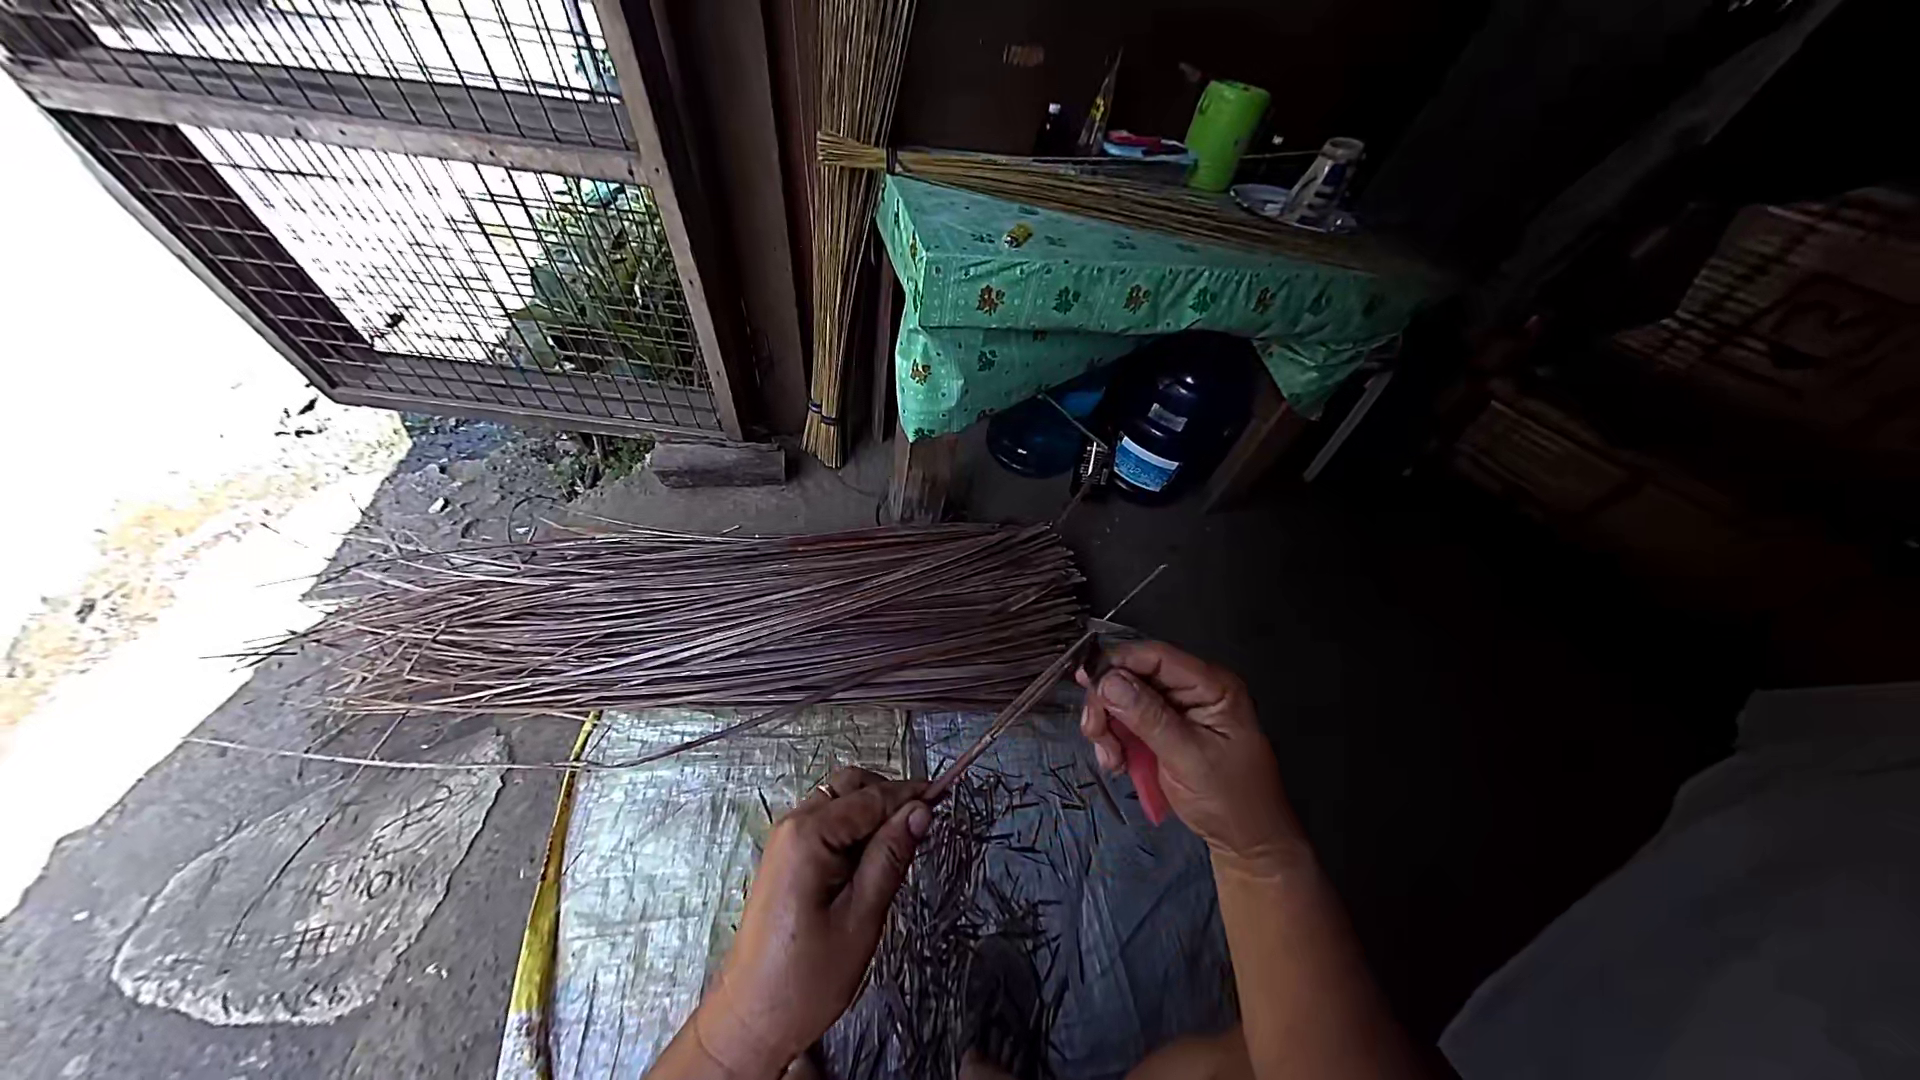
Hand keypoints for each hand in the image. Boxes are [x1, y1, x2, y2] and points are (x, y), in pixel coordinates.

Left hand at [690, 767, 930, 1076]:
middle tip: (925, 822)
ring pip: (840, 801)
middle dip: (890, 795)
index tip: (944, 798)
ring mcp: (786, 839)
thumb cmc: (806, 978)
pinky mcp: (787, 856)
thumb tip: (921, 810)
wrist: (750, 1021)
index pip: (871, 797)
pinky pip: (828, 823)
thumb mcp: (861, 918)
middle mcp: (793, 824)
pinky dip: (856, 827)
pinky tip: (875, 857)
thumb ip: (891, 856)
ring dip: (874, 810)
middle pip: (851, 785)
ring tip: (904, 843)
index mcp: (809, 834)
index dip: (910, 795)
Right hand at [1078, 641, 1303, 875]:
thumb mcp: (1189, 758)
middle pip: (1132, 674)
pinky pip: (1124, 721)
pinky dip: (1113, 739)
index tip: (1085, 680)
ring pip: (1122, 697)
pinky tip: (1117, 762)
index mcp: (1211, 686)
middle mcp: (1191, 689)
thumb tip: (1108, 681)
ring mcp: (1175, 709)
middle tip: (1095, 733)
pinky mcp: (1161, 728)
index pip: (1156, 656)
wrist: (1246, 843)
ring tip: (1111, 758)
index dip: (1117, 662)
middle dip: (1108, 702)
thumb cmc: (1230, 800)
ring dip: (1107, 726)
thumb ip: (1148, 717)